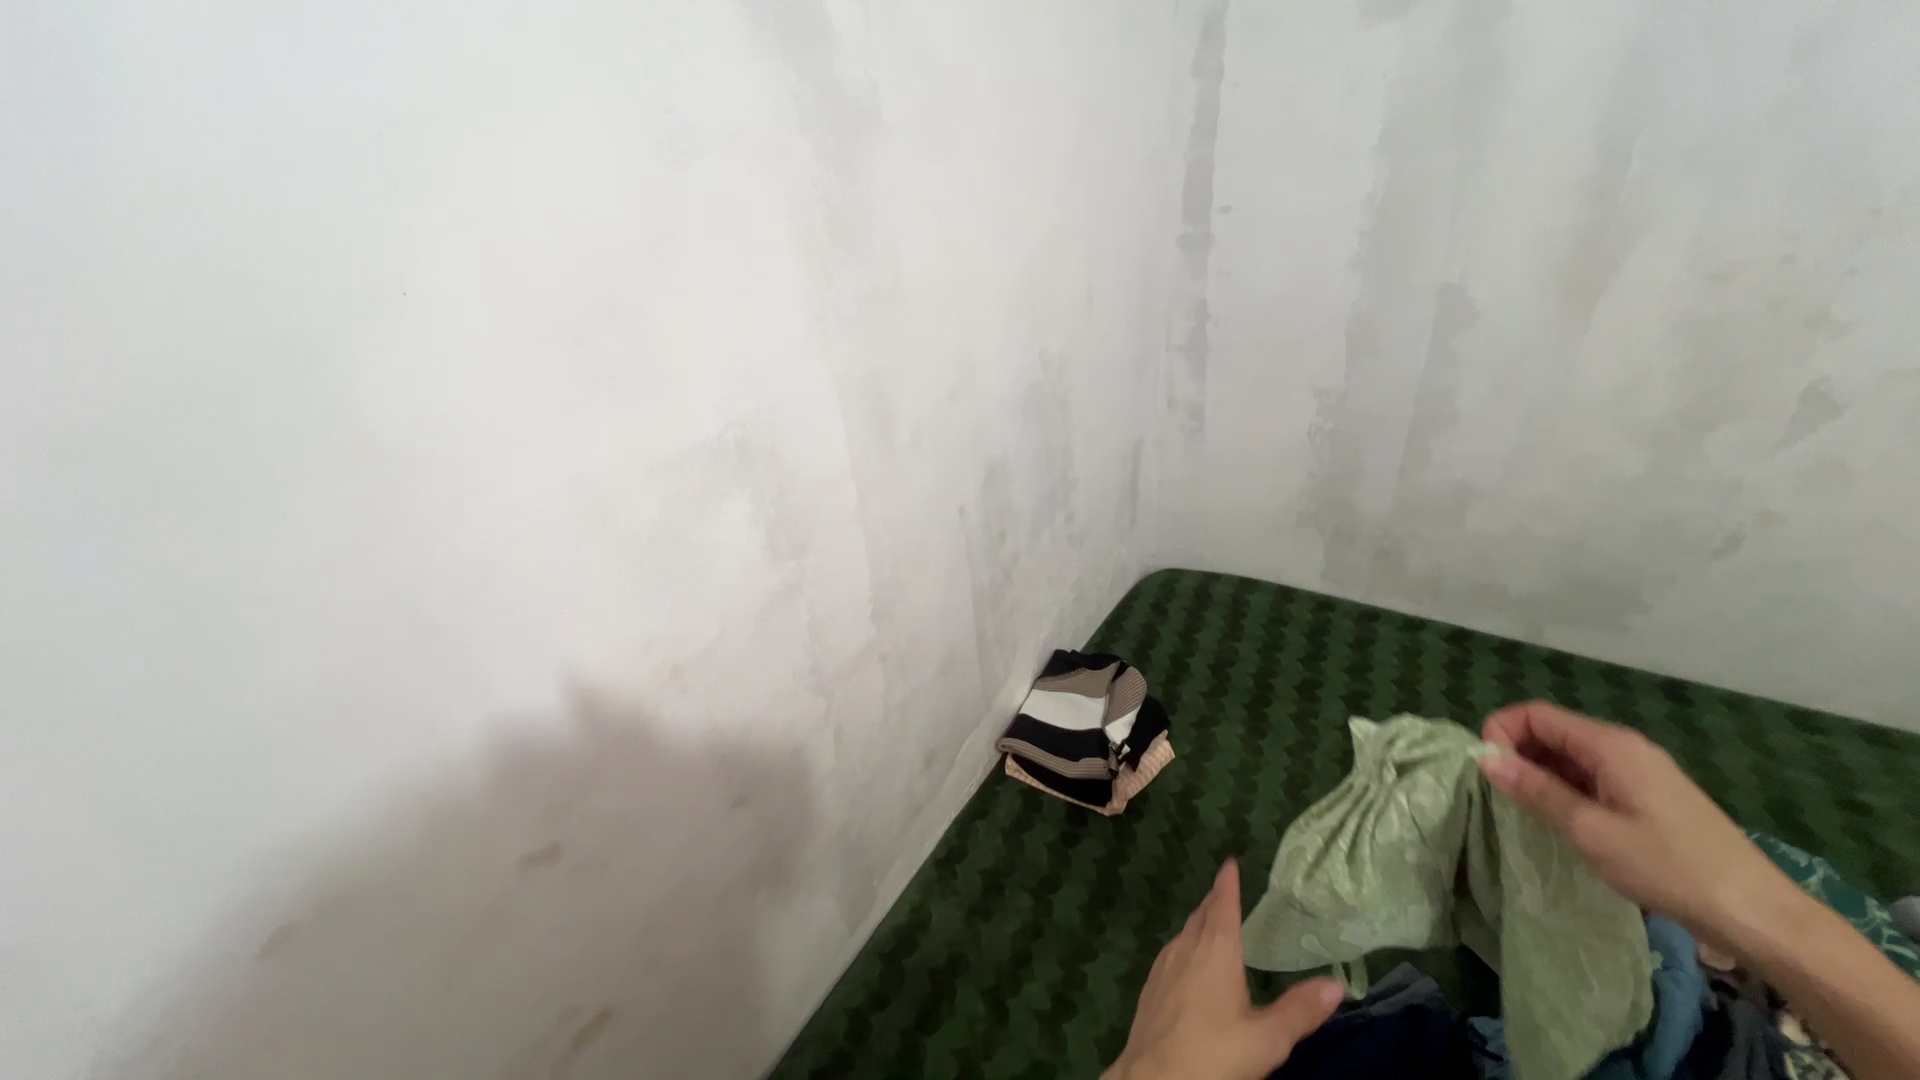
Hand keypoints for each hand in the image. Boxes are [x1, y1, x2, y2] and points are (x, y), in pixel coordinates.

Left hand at [1104, 860, 1342, 1079]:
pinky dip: (1187, 943)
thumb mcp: (1267, 1038)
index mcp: (1215, 950)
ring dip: (1200, 922)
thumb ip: (1300, 1009)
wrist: (1153, 1079)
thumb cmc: (1214, 1054)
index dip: (1227, 883)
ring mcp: (1164, 965)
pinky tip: (1190, 960)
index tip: (1230, 861)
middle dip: (1215, 900)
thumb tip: (1337, 983)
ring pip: (1185, 932)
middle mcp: (1186, 947)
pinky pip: (1173, 951)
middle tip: (1227, 888)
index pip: (1222, 904)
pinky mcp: (1151, 986)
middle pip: (1202, 915)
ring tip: (1213, 921)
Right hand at [1476, 701, 1790, 946]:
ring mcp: (1639, 771)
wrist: (1756, 913)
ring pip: (1569, 755)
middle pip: (1552, 731)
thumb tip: (1486, 759)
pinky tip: (1564, 821)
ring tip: (1529, 813)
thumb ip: (1537, 791)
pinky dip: (1565, 789)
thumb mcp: (1590, 831)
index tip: (1487, 772)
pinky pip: (1591, 776)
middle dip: (1517, 754)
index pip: (1535, 714)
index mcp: (1610, 745)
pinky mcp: (1648, 794)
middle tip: (1503, 797)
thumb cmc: (1668, 867)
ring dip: (1540, 774)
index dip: (1501, 732)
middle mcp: (1624, 747)